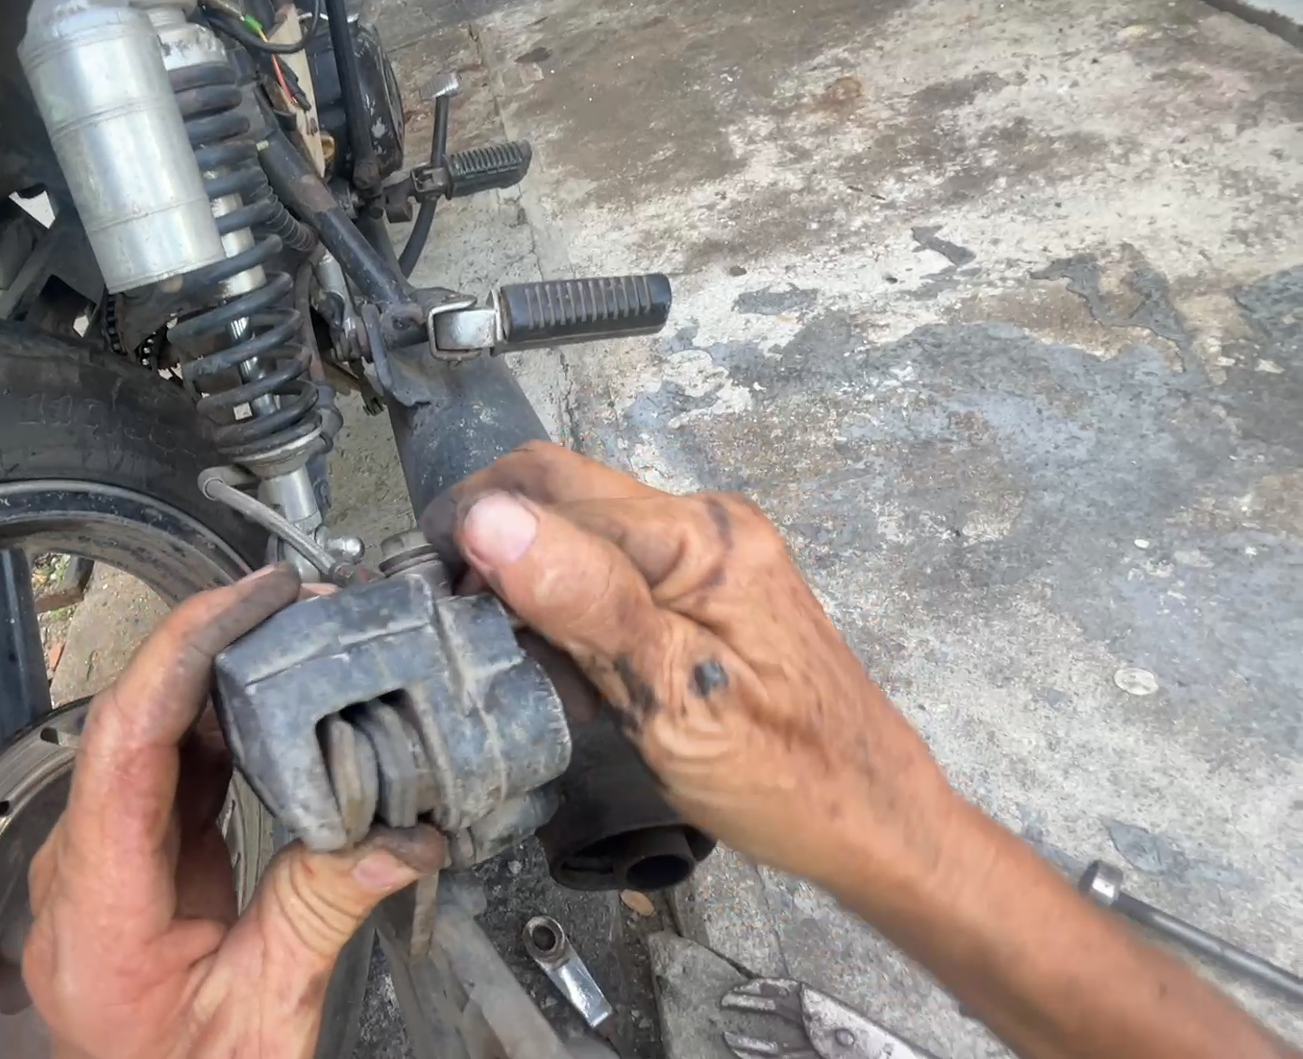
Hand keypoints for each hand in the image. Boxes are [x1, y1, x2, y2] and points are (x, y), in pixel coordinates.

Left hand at [21, 564, 445, 1058]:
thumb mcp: (265, 1015)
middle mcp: (84, 865)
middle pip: (136, 715)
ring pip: (156, 728)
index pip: (125, 739)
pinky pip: (175, 760)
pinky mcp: (137, 846)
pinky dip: (224, 717)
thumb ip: (323, 913)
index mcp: (98, 909)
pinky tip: (271, 695)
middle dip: (213, 643)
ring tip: (292, 634)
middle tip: (291, 603)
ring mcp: (107, 850)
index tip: (250, 600)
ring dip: (222, 672)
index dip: (184, 651)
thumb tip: (401, 832)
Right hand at [424, 442, 954, 891]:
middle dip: (489, 534)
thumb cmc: (779, 776)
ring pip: (573, 520)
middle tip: (455, 612)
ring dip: (520, 565)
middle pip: (558, 486)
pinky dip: (556, 588)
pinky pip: (602, 553)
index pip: (546, 485)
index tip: (432, 591)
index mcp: (695, 537)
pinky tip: (555, 645)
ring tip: (504, 639)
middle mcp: (699, 518)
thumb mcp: (669, 699)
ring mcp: (702, 544)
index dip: (471, 521)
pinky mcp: (698, 575)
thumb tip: (486, 518)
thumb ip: (582, 601)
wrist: (872, 819)